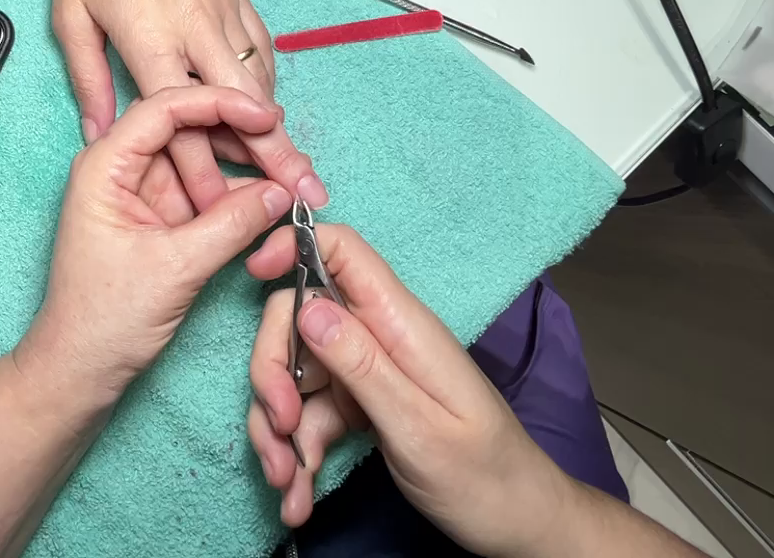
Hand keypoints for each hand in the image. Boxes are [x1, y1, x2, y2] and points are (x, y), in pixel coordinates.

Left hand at [17, 86, 321, 402]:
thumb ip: (230, 224)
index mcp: (105, 164)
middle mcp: (123, 166)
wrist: (81, 369)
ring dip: (246, 165)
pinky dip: (238, 193)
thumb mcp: (174, 268)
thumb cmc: (105, 319)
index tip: (266, 115)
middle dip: (241, 136)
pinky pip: (205, 188)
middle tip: (291, 150)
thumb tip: (280, 192)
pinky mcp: (162, 213)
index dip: (219, 103)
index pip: (165, 108)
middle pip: (189, 128)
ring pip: (202, 157)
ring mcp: (143, 189)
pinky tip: (274, 197)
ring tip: (296, 175)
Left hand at [53, 0, 291, 212]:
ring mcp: (222, 11)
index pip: (182, 119)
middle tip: (305, 192)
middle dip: (276, 155)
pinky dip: (269, 81)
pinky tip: (271, 106)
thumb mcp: (72, 20)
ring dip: (278, 124)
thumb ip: (89, 80)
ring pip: (260, 78)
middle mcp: (195, 30)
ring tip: (298, 163)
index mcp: (150, 41)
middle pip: (243, 105)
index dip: (202, 169)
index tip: (218, 207)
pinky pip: (262, 46)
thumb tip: (98, 130)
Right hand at [245, 225, 575, 555]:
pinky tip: (298, 495)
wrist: (521, 528)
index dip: (292, 246)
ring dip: (277, 426)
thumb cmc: (485, 477)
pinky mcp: (356, 401)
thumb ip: (362, 365)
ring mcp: (363, 367)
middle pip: (298, 315)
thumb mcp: (421, 428)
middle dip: (272, 368)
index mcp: (398, 320)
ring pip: (294, 369)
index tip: (253, 274)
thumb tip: (305, 306)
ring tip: (286, 483)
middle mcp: (375, 333)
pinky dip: (295, 449)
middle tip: (278, 427)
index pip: (341, 250)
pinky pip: (307, 410)